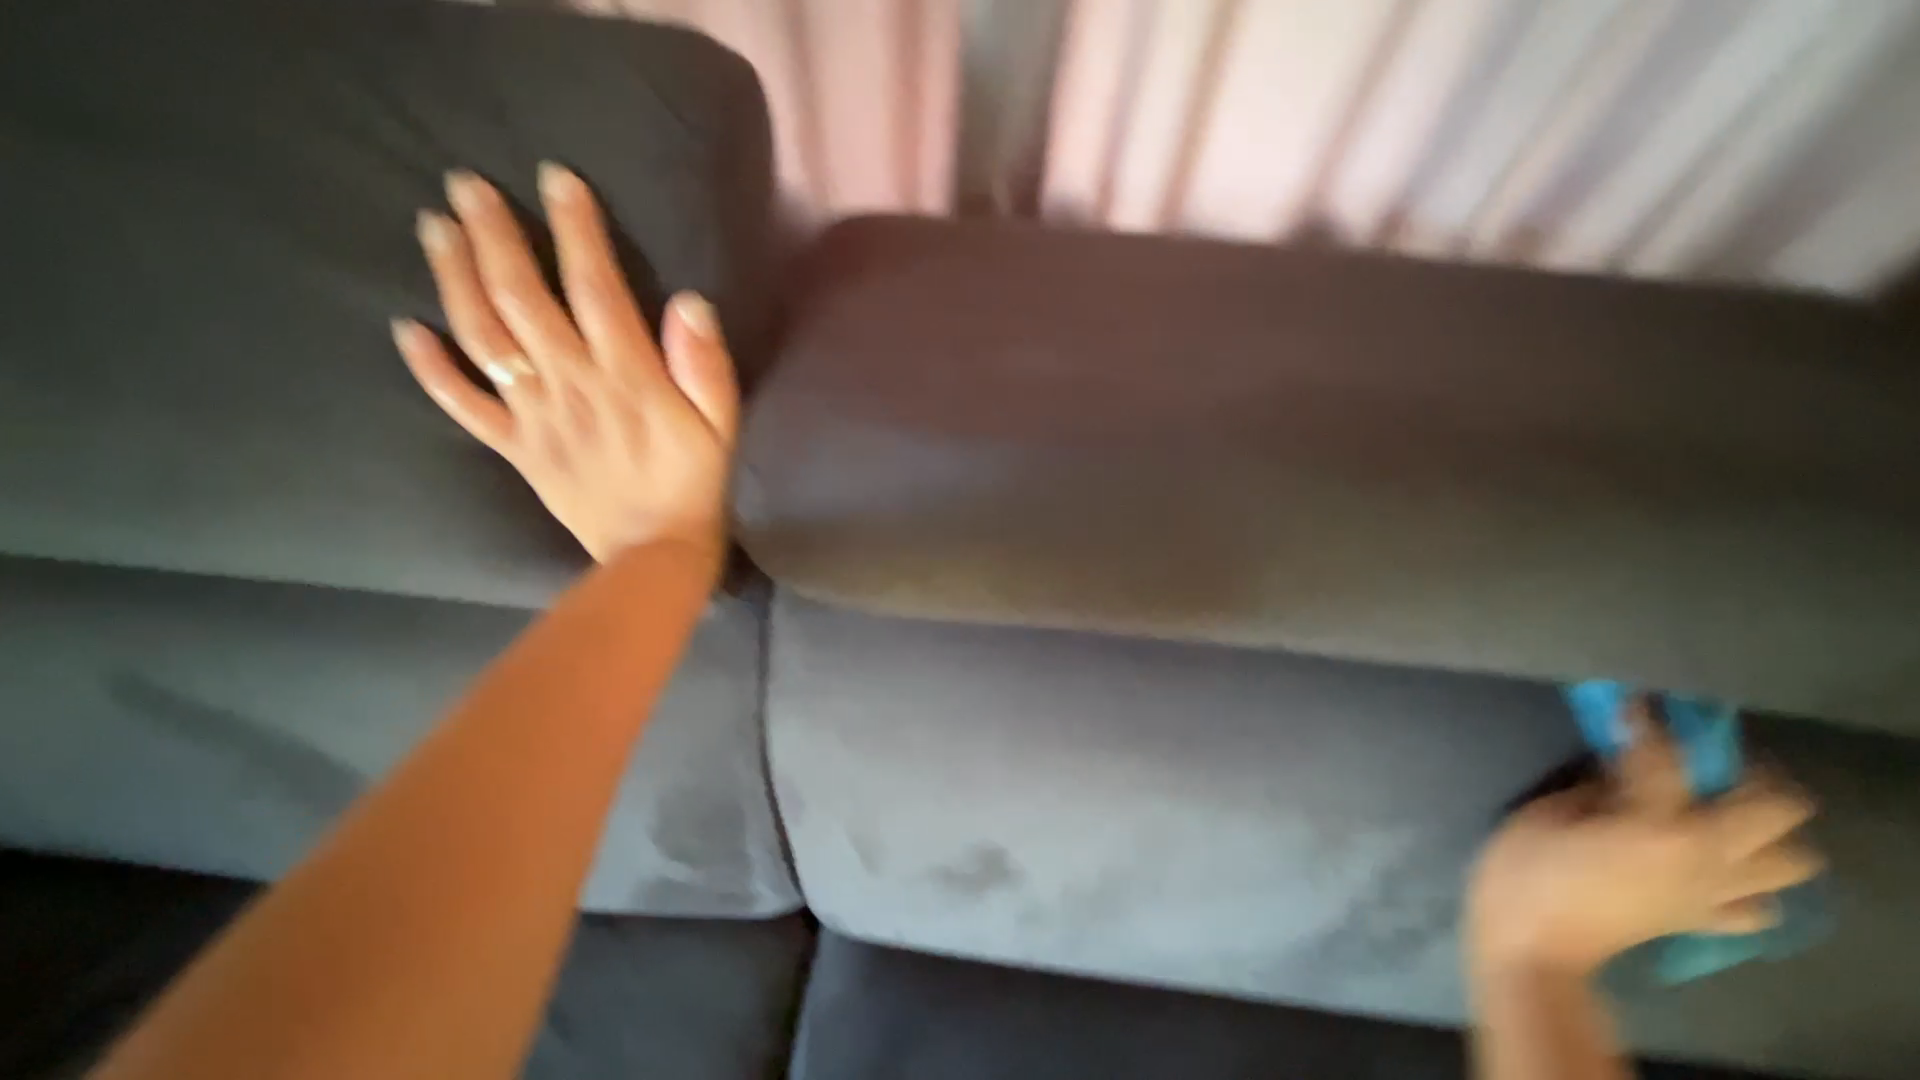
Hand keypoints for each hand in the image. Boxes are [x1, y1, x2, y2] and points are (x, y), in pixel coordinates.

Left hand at [392, 164, 736, 564]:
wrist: (654, 553)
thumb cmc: (694, 483)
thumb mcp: (721, 424)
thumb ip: (705, 365)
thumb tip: (689, 302)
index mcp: (625, 374)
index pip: (595, 286)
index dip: (576, 230)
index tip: (556, 179)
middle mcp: (570, 383)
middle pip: (521, 298)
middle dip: (493, 236)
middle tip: (466, 186)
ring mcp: (534, 415)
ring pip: (483, 337)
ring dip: (455, 279)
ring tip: (436, 230)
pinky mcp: (514, 446)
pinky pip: (464, 406)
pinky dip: (431, 369)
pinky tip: (407, 330)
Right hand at [1468, 698, 1821, 976]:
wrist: (1531, 947)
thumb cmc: (1524, 871)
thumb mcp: (1546, 813)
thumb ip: (1598, 787)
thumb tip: (1623, 771)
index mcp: (1661, 825)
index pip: (1667, 755)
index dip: (1645, 721)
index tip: (1632, 700)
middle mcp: (1710, 858)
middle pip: (1779, 807)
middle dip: (1745, 776)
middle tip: (1698, 762)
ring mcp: (1715, 894)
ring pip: (1791, 860)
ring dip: (1762, 832)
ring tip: (1714, 815)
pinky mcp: (1704, 921)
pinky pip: (1756, 906)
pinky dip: (1746, 887)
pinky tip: (1708, 871)